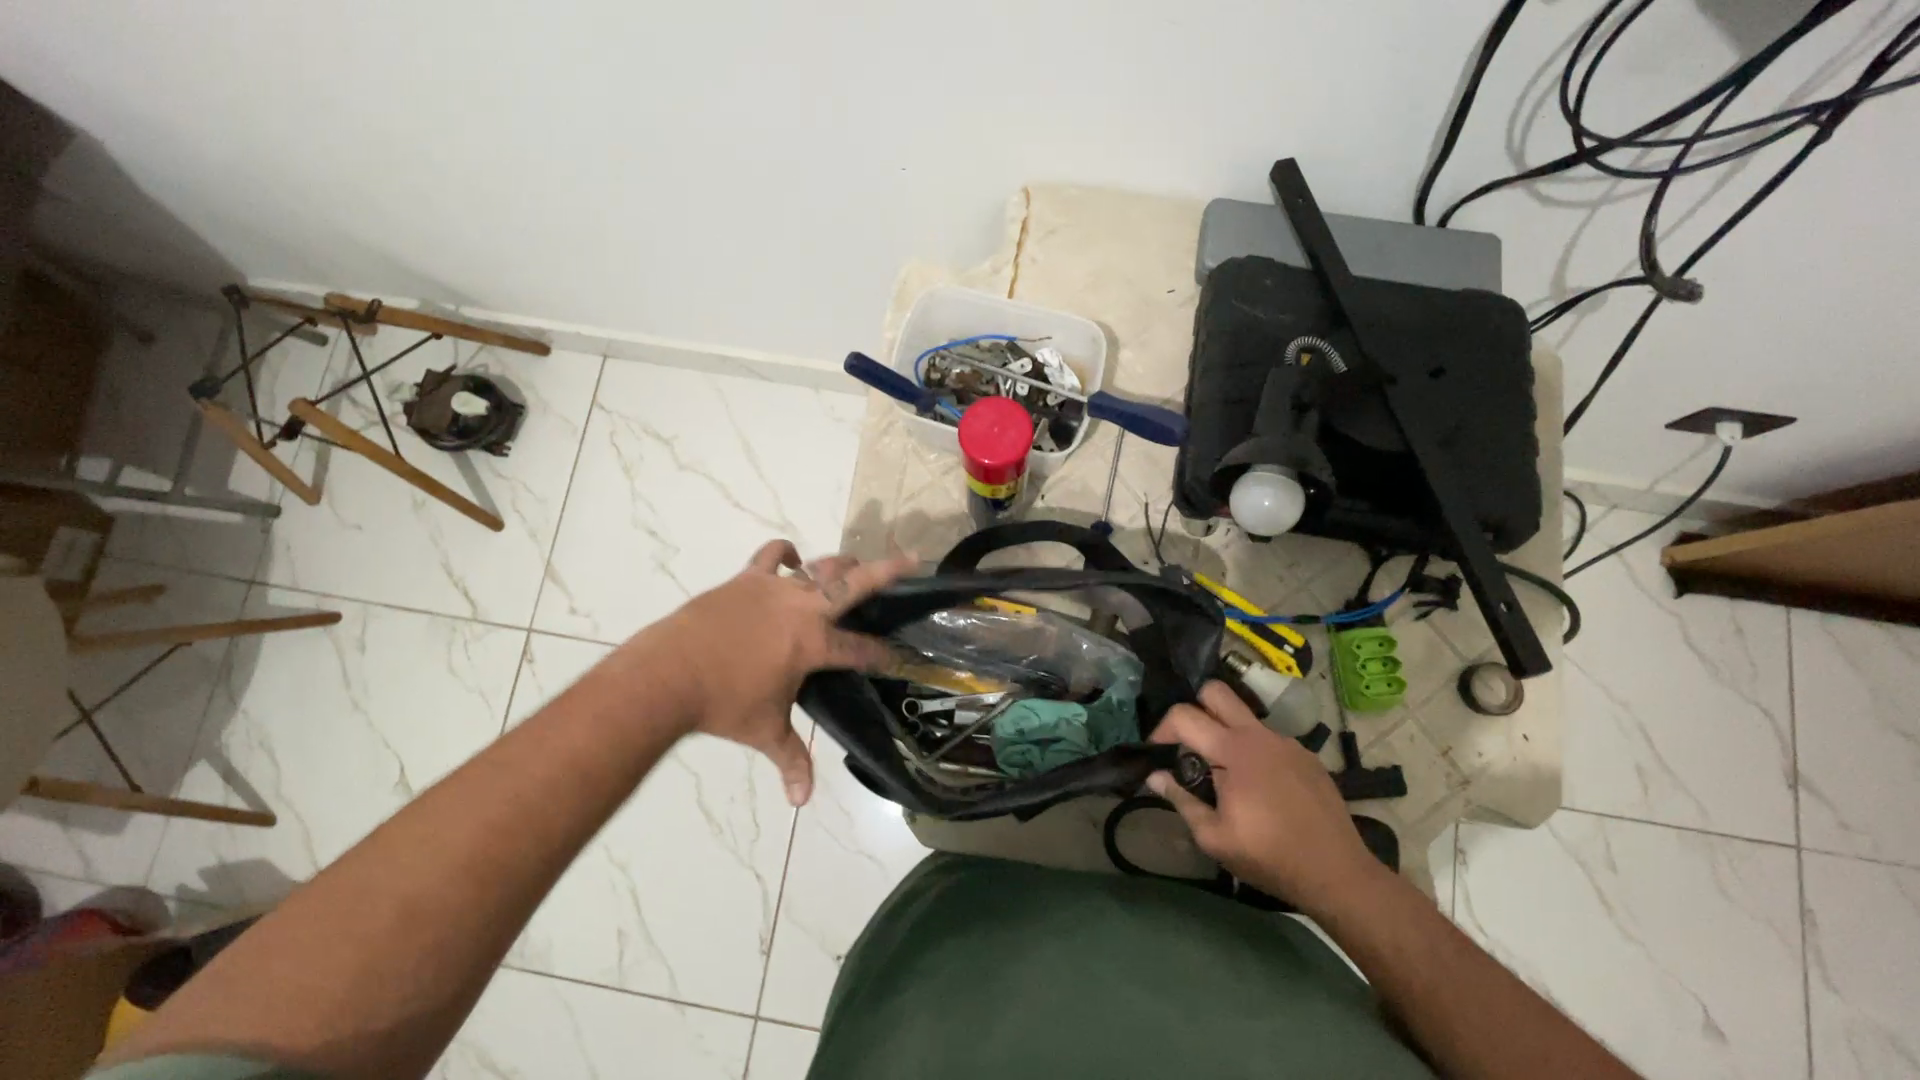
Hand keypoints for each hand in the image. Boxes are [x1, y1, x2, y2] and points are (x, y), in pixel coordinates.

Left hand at [625, 540, 914, 806]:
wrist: (668, 674)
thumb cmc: (723, 705)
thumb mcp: (764, 731)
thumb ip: (791, 760)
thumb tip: (801, 801)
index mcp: (813, 645)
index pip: (860, 650)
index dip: (883, 655)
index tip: (898, 657)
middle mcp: (802, 609)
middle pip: (855, 584)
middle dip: (888, 571)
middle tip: (913, 560)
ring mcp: (774, 589)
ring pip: (819, 565)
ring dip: (840, 564)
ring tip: (854, 564)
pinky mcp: (746, 579)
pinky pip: (772, 556)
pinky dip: (786, 553)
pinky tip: (792, 558)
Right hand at [1147, 681, 1384, 914]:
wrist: (1336, 871)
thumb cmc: (1268, 856)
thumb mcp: (1214, 837)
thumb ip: (1182, 800)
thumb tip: (1155, 776)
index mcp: (1233, 751)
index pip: (1185, 715)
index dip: (1161, 729)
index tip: (1157, 753)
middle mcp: (1260, 735)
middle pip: (1217, 691)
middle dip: (1194, 706)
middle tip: (1188, 743)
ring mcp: (1287, 743)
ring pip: (1245, 718)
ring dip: (1225, 733)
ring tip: (1224, 775)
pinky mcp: (1307, 756)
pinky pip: (1269, 741)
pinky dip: (1254, 753)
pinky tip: (1259, 789)